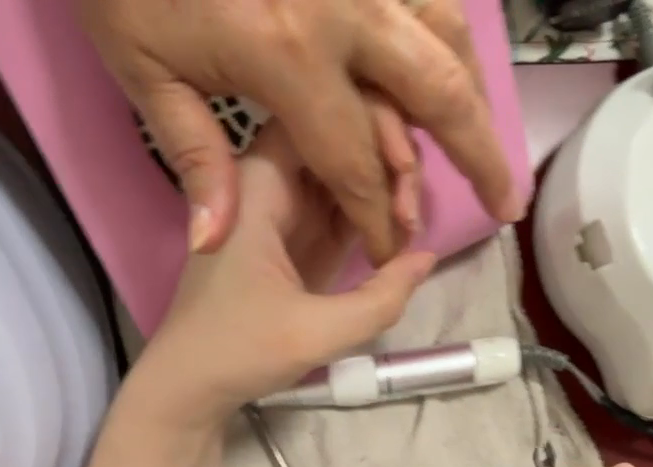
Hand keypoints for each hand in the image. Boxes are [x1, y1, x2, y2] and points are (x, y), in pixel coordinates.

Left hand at [76, 0, 521, 262]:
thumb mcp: (143, 73)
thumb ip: (194, 158)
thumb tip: (213, 240)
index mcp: (289, 56)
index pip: (357, 163)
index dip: (379, 218)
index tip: (392, 254)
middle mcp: (344, 11)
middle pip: (437, 95)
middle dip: (479, 157)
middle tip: (509, 206)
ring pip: (446, 38)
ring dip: (475, 99)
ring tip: (490, 150)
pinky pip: (427, 1)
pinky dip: (450, 44)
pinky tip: (454, 79)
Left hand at [130, 124, 436, 425]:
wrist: (187, 387)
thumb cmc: (238, 353)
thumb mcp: (317, 332)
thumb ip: (381, 298)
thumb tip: (429, 255)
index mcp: (258, 183)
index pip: (323, 119)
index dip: (375, 136)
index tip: (408, 190)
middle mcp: (266, 182)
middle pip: (336, 141)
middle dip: (383, 168)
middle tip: (414, 218)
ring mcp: (277, 211)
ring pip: (340, 176)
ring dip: (380, 195)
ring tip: (412, 231)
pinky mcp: (287, 240)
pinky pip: (334, 210)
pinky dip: (366, 219)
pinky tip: (395, 242)